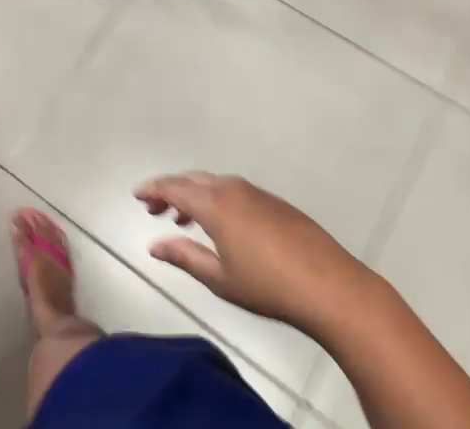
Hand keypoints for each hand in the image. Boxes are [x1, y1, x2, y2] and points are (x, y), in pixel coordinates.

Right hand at [136, 172, 376, 333]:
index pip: (174, 188)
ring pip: (216, 185)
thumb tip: (155, 245)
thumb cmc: (268, 287)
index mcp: (215, 205)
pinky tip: (221, 226)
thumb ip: (185, 257)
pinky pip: (236, 192)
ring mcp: (259, 195)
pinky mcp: (277, 205)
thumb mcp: (219, 279)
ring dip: (195, 196)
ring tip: (183, 220)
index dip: (153, 190)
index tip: (137, 195)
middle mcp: (234, 190)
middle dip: (171, 191)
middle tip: (154, 210)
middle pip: (194, 181)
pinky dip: (217, 201)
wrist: (332, 288)